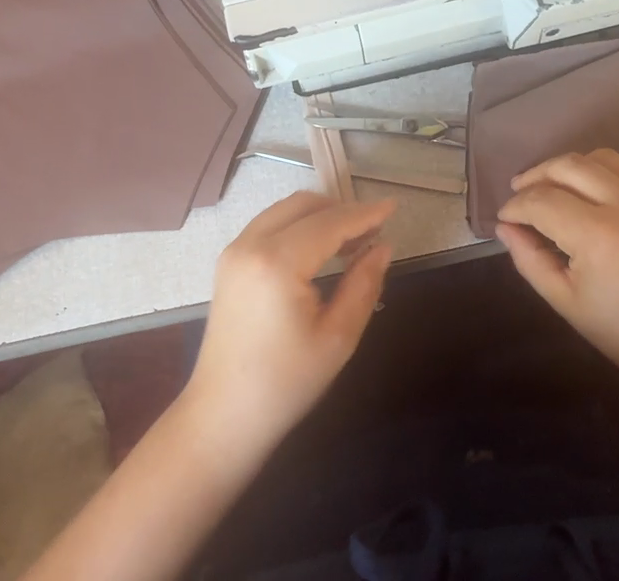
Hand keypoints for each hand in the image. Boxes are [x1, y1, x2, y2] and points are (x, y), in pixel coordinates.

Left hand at [181, 192, 395, 454]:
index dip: (364, 213)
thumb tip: (382, 247)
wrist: (225, 413)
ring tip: (352, 239)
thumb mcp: (338, 337)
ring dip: (318, 215)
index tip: (393, 206)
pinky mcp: (228, 263)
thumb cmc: (286, 382)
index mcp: (277, 261)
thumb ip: (364, 284)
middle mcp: (250, 244)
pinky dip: (297, 226)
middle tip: (374, 228)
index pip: (329, 223)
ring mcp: (233, 252)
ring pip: (283, 211)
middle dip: (341, 210)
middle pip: (303, 206)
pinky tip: (319, 249)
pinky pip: (268, 226)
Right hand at [495, 149, 618, 390]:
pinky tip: (586, 192)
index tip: (504, 219)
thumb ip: (530, 260)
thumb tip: (506, 228)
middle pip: (567, 166)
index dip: (515, 207)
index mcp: (598, 236)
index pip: (542, 201)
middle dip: (535, 176)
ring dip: (566, 166)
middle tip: (517, 194)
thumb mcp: (568, 304)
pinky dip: (597, 170)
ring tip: (549, 186)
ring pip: (598, 158)